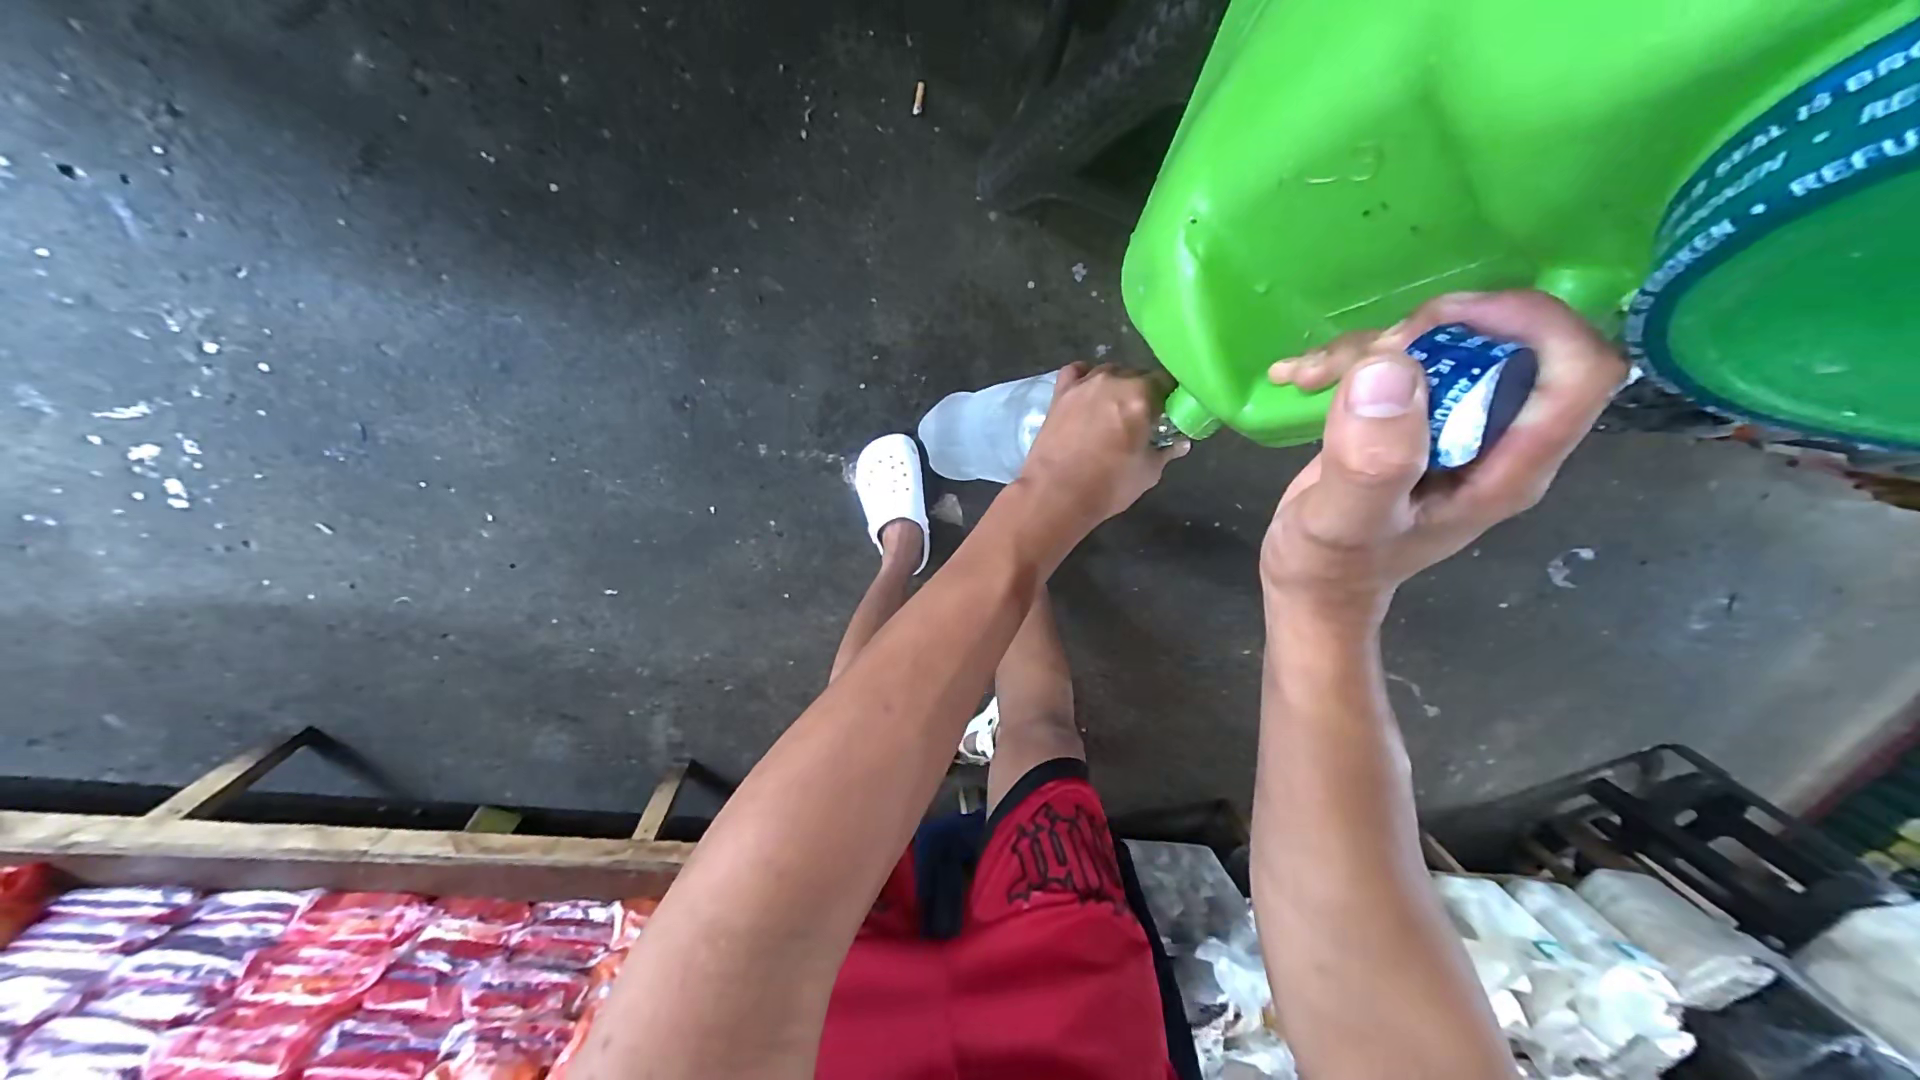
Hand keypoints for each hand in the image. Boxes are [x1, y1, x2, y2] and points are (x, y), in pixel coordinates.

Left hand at [1018, 362, 1188, 534]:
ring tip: (1112, 411)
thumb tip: (1180, 443)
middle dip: (1142, 393)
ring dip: (1115, 386)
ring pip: (1108, 373)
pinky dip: (1084, 377)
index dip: (1169, 397)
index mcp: (1141, 396)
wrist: (1054, 494)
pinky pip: (1076, 372)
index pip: (1165, 382)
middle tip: (1140, 419)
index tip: (1167, 414)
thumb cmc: (1108, 486)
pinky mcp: (1059, 393)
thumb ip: (1166, 452)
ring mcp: (1083, 384)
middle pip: (1136, 375)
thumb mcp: (1147, 473)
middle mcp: (1113, 381)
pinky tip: (1087, 394)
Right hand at [1261, 290, 1629, 624]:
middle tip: (1361, 358)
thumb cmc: (1332, 567)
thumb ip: (1372, 460)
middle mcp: (1493, 440)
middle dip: (1429, 335)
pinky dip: (1345, 362)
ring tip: (1308, 377)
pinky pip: (1397, 366)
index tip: (1442, 321)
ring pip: (1440, 349)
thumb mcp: (1344, 522)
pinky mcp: (1410, 422)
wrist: (1311, 584)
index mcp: (1506, 469)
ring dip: (1370, 349)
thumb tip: (1389, 368)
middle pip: (1503, 346)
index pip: (1576, 372)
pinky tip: (1298, 378)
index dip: (1531, 326)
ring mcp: (1452, 428)